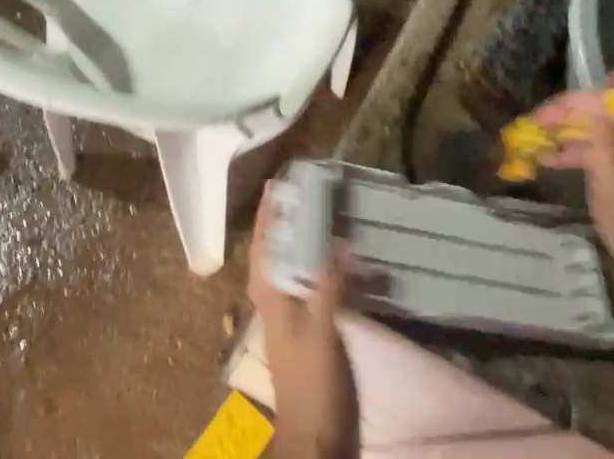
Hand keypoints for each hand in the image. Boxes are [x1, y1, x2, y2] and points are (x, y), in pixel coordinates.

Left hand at [247, 190, 358, 458]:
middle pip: (279, 248)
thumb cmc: (311, 381)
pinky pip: (316, 281)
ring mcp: (293, 311)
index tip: (279, 181)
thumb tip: (338, 241)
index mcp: (269, 294)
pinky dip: (328, 262)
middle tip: (311, 188)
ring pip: (297, 263)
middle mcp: (276, 297)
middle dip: (290, 218)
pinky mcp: (311, 323)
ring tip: (330, 210)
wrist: (315, 433)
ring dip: (310, 237)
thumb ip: (327, 284)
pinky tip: (349, 256)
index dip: (270, 212)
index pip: (264, 242)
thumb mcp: (320, 329)